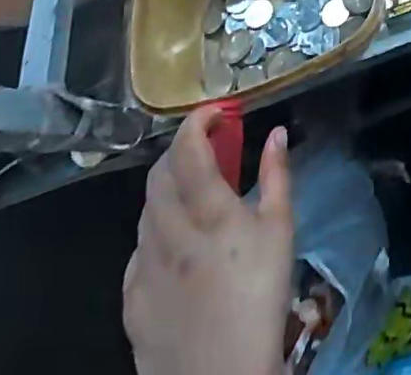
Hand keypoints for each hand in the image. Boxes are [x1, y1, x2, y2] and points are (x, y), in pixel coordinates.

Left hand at [124, 111, 292, 374]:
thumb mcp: (281, 230)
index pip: (189, 150)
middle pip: (158, 175)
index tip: (215, 113)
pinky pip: (137, 249)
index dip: (197, 122)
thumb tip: (277, 133)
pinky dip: (156, 230)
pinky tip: (177, 245)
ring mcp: (142, 266)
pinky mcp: (129, 298)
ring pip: (145, 211)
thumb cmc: (263, 296)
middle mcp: (168, 232)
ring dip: (167, 189)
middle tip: (207, 149)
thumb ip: (277, 176)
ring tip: (196, 196)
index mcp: (209, 212)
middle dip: (180, 151)